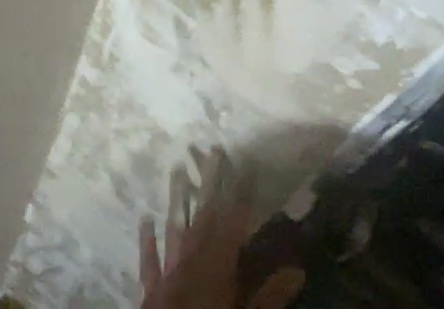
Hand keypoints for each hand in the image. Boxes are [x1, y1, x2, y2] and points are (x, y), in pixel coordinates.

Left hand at [139, 147, 303, 308]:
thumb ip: (270, 297)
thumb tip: (298, 271)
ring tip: (177, 169)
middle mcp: (192, 263)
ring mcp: (169, 274)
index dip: (242, 192)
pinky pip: (150, 261)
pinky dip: (148, 240)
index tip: (247, 162)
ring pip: (175, 230)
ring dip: (178, 200)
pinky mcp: (150, 291)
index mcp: (218, 267)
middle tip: (213, 149)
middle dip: (211, 183)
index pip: (234, 221)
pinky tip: (145, 219)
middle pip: (204, 217)